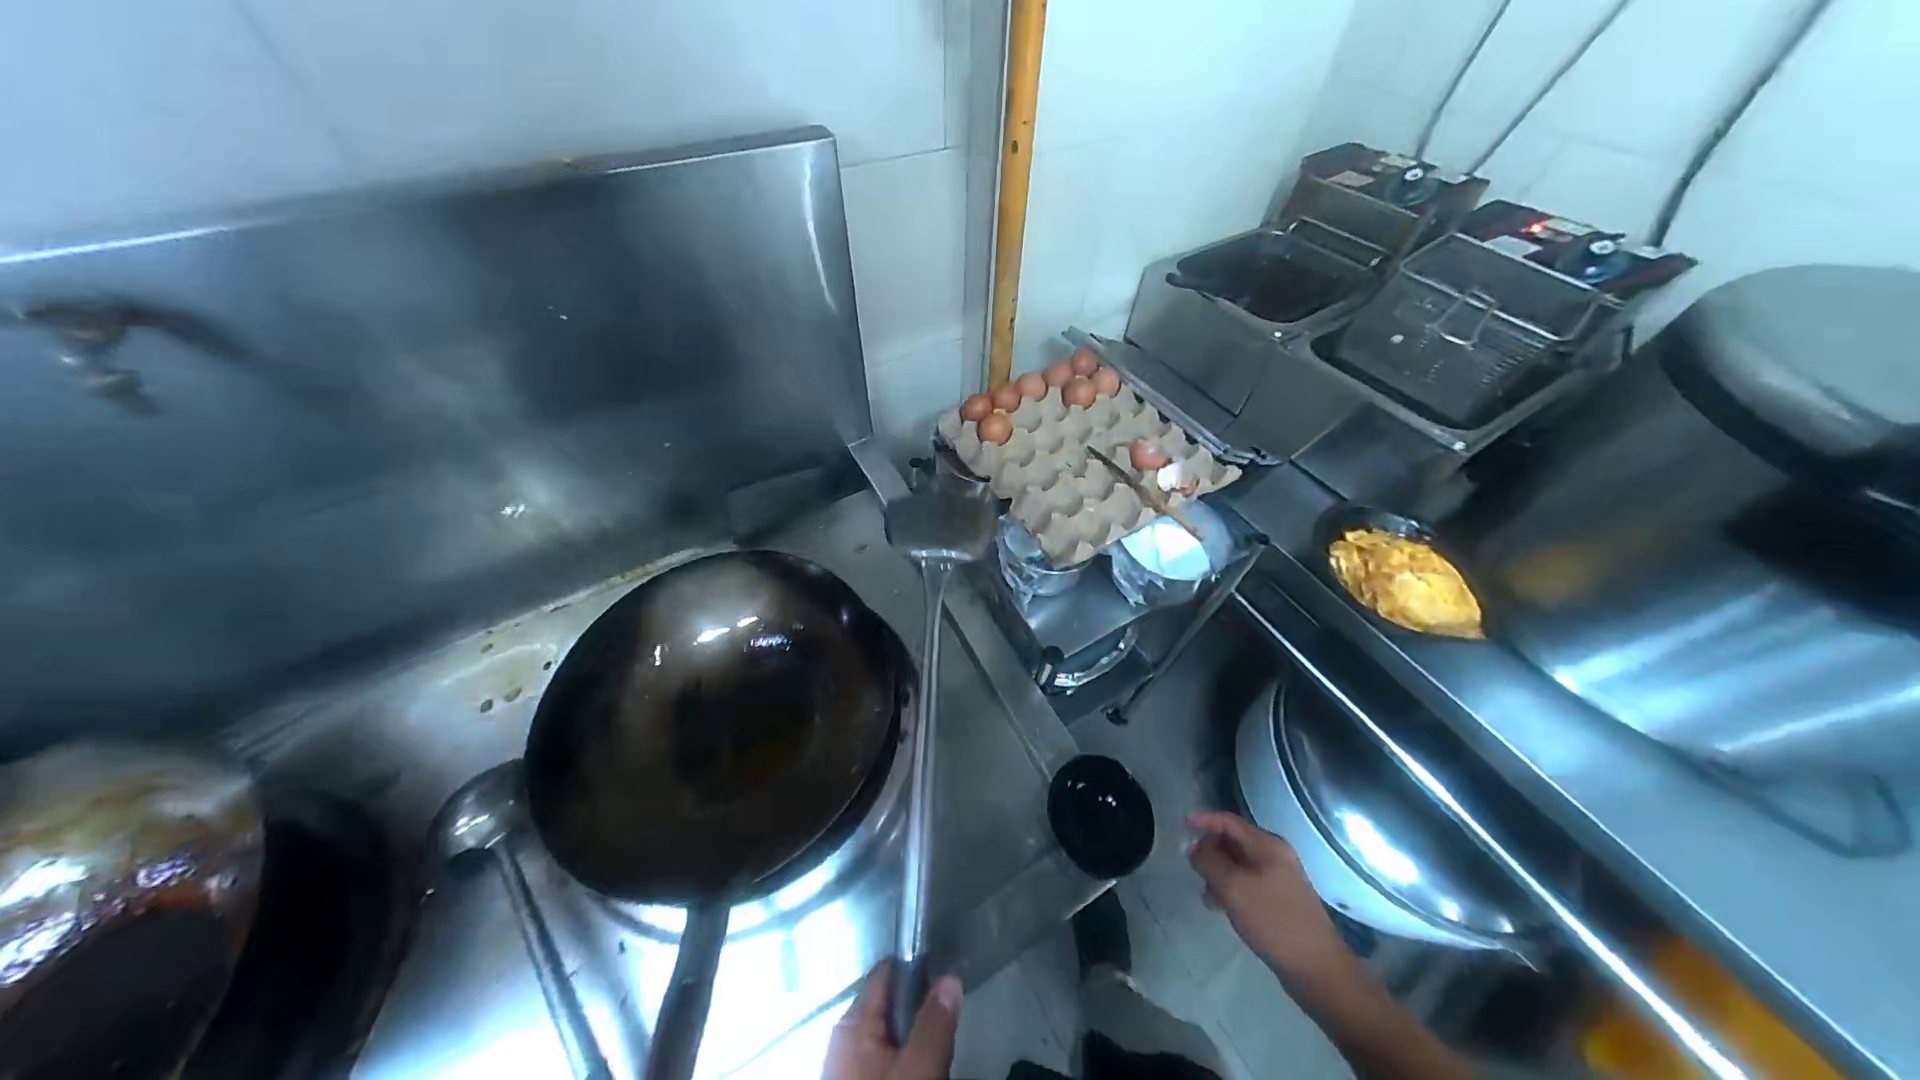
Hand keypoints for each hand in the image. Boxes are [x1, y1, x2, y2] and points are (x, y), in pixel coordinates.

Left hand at [823, 961, 963, 1079]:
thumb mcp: (919, 1070)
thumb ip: (935, 1022)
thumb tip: (949, 979)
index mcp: (853, 1021)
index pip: (887, 972)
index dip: (918, 970)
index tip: (946, 981)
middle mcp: (844, 1036)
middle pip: (890, 1005)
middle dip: (920, 1013)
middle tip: (947, 1032)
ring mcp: (844, 1066)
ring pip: (889, 1037)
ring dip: (915, 1044)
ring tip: (936, 1062)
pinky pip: (882, 1063)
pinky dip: (903, 1066)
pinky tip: (920, 1077)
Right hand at [1186, 811, 1352, 986]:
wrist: (1317, 969)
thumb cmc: (1274, 922)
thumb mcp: (1233, 888)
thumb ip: (1210, 862)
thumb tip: (1195, 849)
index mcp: (1268, 845)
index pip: (1229, 821)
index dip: (1204, 820)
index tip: (1182, 826)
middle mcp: (1275, 855)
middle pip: (1233, 841)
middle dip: (1210, 851)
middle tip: (1194, 869)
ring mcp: (1279, 878)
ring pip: (1238, 864)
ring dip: (1218, 874)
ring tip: (1207, 896)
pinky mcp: (1279, 899)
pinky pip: (1246, 882)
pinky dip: (1230, 888)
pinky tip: (1222, 907)